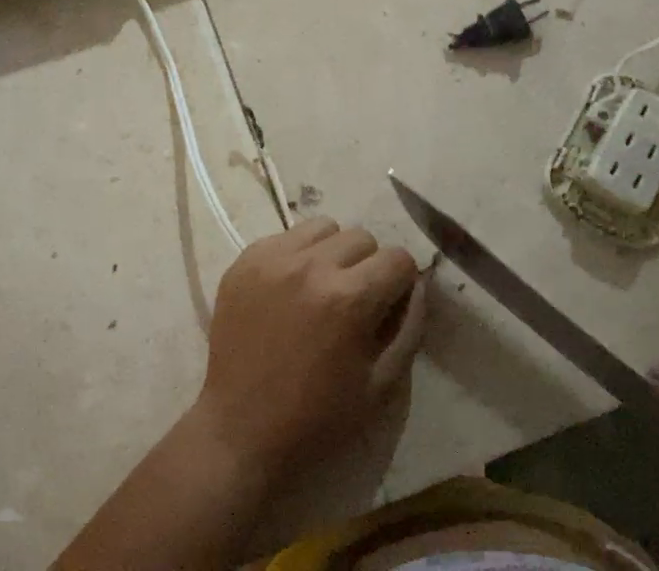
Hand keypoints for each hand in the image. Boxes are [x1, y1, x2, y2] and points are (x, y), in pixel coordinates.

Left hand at [195, 217, 427, 475]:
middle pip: (362, 237)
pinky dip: (295, 255)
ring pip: (323, 228)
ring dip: (332, 252)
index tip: (388, 306)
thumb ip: (409, 327)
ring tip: (321, 288)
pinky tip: (289, 290)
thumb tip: (418, 285)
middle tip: (354, 302)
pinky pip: (284, 237)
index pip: (398, 258)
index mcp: (350, 298)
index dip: (400, 283)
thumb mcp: (381, 385)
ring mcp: (272, 259)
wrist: (240, 430)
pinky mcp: (243, 261)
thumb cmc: (317, 417)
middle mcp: (311, 266)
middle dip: (368, 266)